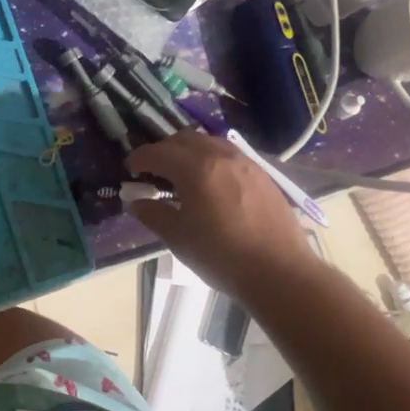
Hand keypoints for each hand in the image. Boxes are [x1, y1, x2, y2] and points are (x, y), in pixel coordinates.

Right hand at [125, 132, 320, 294]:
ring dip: (189, 150)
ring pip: (209, 142)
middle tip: (153, 170)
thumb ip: (153, 214)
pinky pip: (228, 154)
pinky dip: (211, 158)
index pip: (158, 153)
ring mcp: (245, 162)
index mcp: (195, 169)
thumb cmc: (222, 256)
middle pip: (183, 139)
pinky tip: (211, 181)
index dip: (139, 158)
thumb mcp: (179, 238)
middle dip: (163, 150)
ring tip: (181, 173)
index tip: (130, 169)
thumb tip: (137, 202)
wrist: (280, 271)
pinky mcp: (262, 173)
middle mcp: (220, 156)